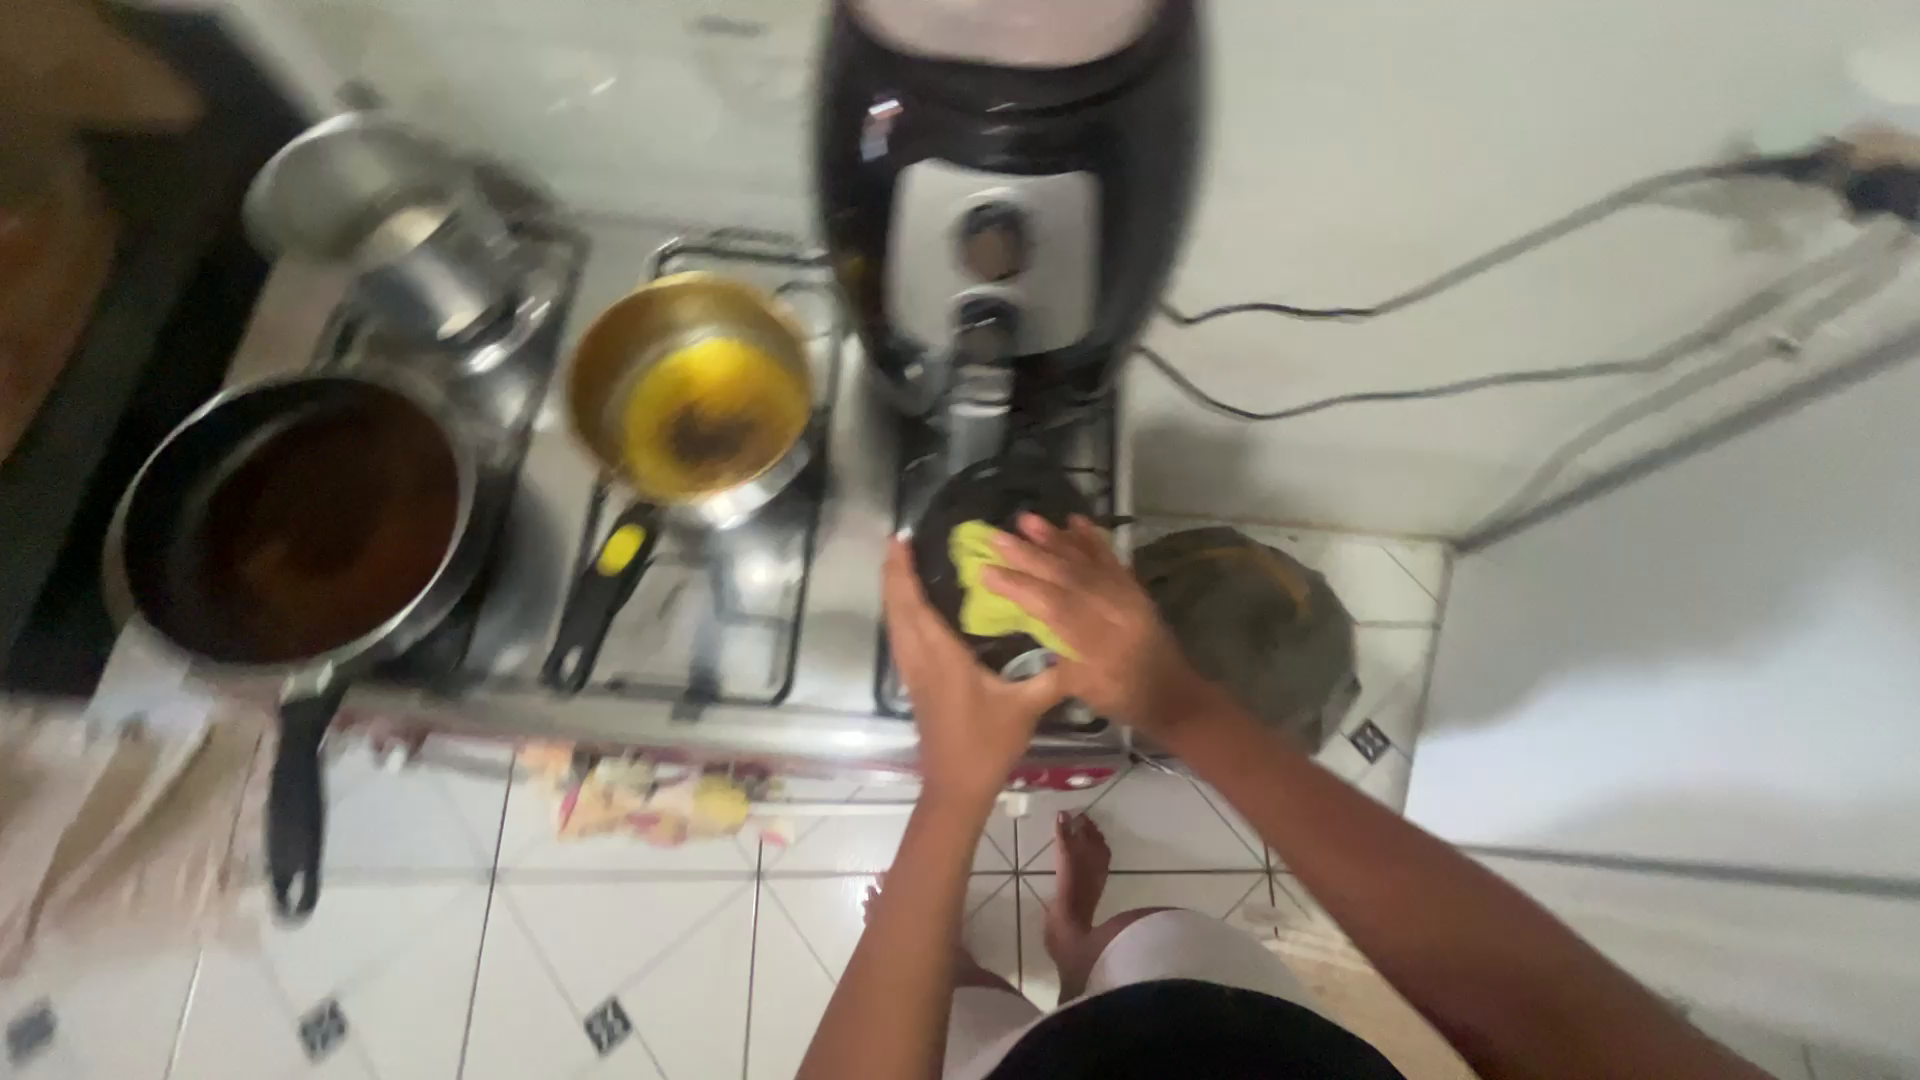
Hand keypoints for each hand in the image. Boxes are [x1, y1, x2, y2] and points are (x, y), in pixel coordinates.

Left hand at [883, 536, 1065, 804]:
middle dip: (892, 573)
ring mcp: (912, 672)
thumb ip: (1051, 676)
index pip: (915, 605)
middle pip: (896, 608)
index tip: (900, 540)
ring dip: (892, 591)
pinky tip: (911, 607)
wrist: (956, 785)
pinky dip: (899, 612)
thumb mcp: (1025, 708)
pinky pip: (899, 637)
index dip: (903, 572)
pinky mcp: (913, 683)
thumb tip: (1078, 646)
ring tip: (899, 565)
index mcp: (941, 657)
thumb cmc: (988, 744)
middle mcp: (919, 659)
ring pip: (894, 623)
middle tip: (897, 542)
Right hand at [983, 514, 1210, 734]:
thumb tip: (1029, 619)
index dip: (1018, 587)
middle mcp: (1112, 610)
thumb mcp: (1082, 686)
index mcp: (1096, 640)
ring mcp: (1126, 595)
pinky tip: (1073, 520)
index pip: (1051, 606)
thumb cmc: (1122, 699)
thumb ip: (1057, 651)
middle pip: (1065, 575)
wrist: (1174, 696)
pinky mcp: (1134, 588)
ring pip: (1086, 561)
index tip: (986, 570)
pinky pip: (1110, 558)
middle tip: (997, 537)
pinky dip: (1091, 538)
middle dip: (1028, 555)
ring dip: (1055, 538)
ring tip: (1027, 519)